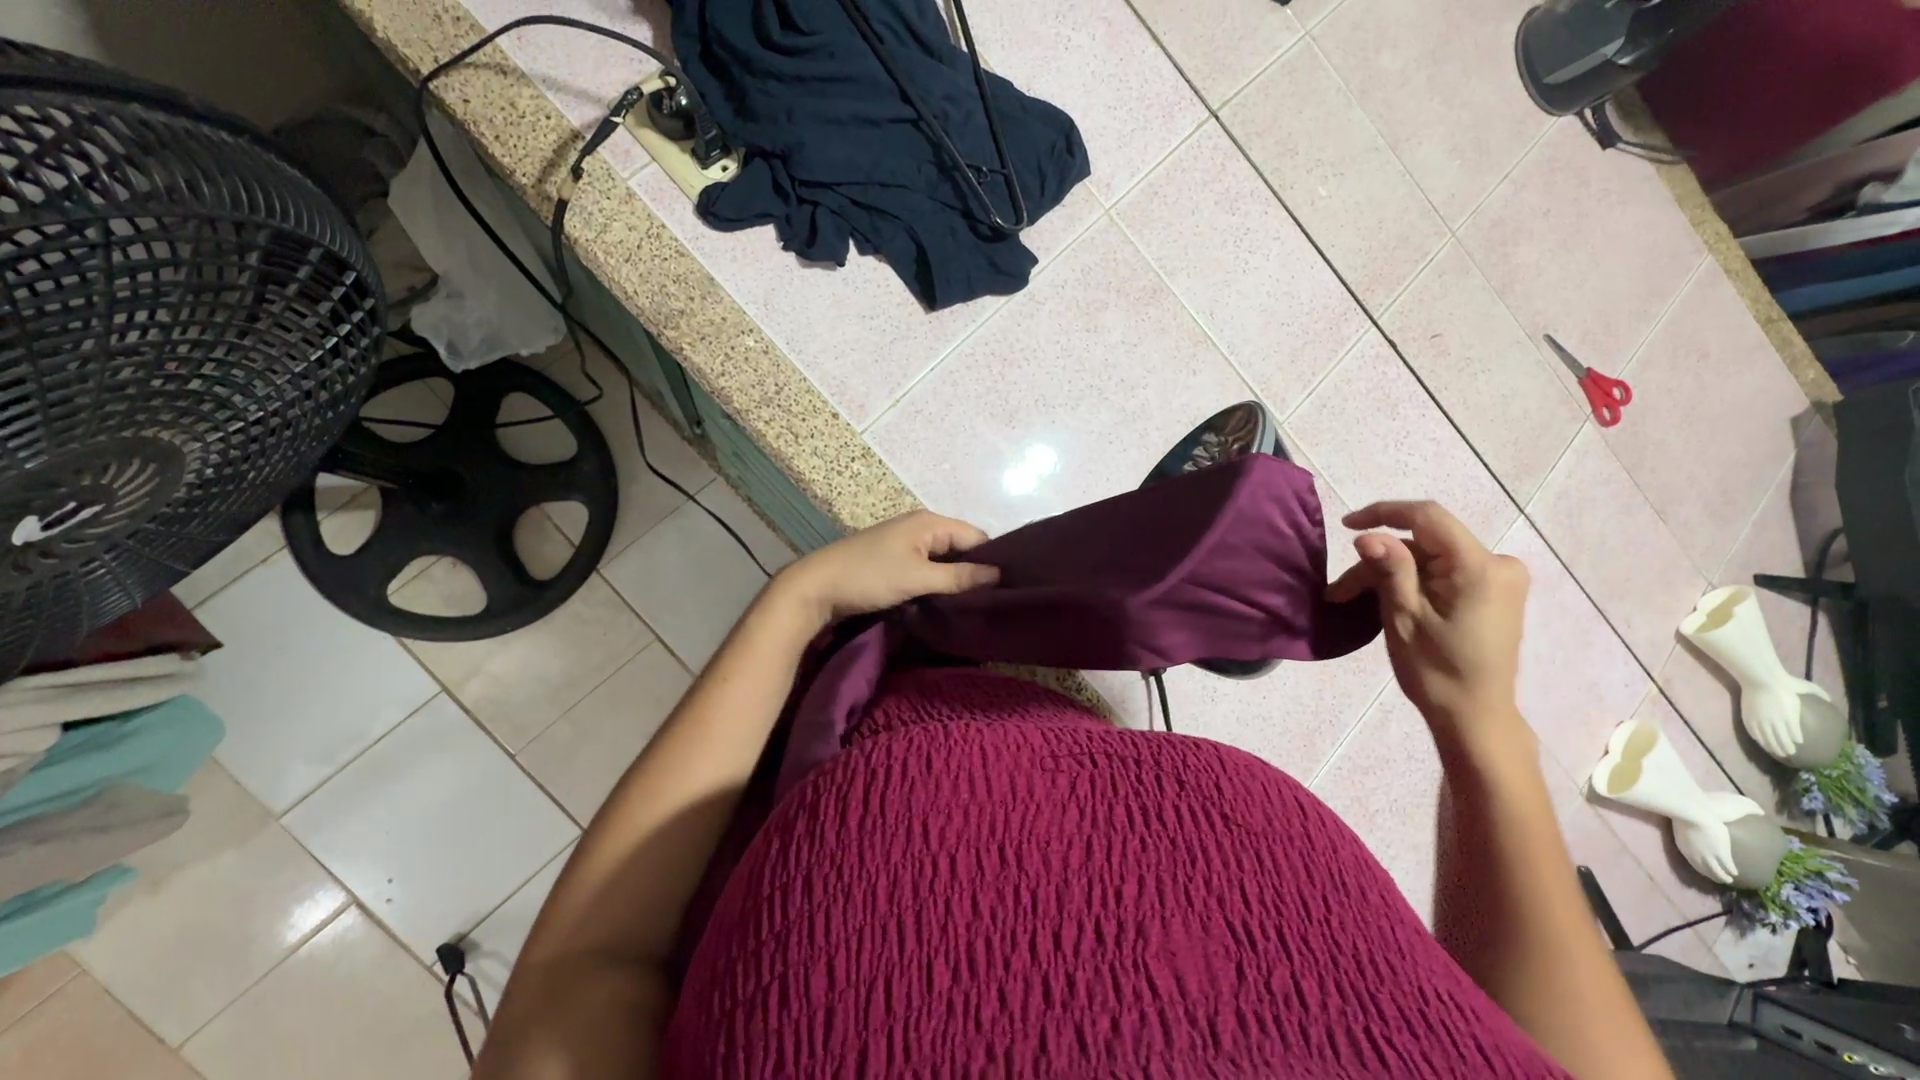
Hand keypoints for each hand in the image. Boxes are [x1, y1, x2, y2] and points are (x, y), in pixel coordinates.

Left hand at [769, 509, 999, 630]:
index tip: (1008, 588)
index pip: (977, 537)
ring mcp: (906, 545)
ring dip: (956, 580)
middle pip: (962, 548)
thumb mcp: (918, 577)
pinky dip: (937, 584)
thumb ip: (959, 577)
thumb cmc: (869, 577)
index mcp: (929, 522)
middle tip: (993, 601)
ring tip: (975, 605)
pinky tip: (947, 603)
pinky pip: (928, 570)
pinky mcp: (895, 562)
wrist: (815, 588)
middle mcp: (920, 527)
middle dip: (975, 571)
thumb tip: (998, 575)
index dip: (993, 560)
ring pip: (944, 561)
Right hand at [1325, 501, 1528, 741]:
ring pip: (1430, 560)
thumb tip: (1368, 535)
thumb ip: (1390, 570)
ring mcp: (1499, 579)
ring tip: (1350, 601)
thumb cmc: (1437, 671)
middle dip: (1379, 561)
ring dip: (1390, 575)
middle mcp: (1498, 564)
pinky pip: (1444, 573)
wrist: (1475, 717)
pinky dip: (1412, 583)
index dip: (1384, 513)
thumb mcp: (1404, 619)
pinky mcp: (1493, 593)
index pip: (1427, 517)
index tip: (1346, 526)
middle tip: (1338, 592)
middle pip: (1424, 545)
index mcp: (1479, 567)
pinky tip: (1385, 600)